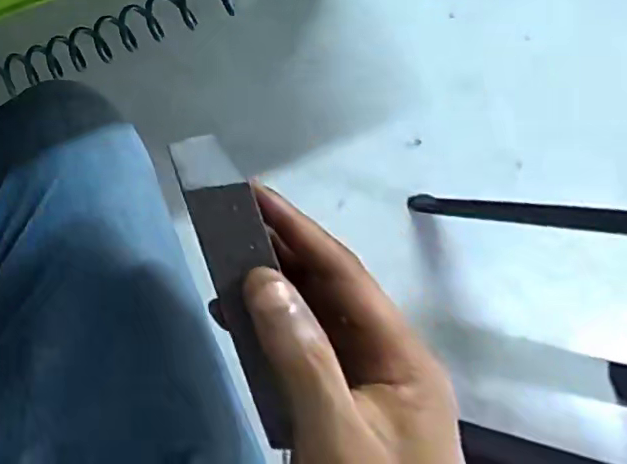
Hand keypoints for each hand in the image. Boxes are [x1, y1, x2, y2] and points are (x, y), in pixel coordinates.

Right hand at [242, 184, 460, 463]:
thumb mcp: (337, 434)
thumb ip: (301, 354)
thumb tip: (261, 277)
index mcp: (402, 357)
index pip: (342, 271)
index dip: (296, 226)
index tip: (252, 191)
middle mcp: (386, 360)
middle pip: (327, 286)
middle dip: (278, 248)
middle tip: (229, 217)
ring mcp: (365, 383)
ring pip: (312, 313)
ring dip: (269, 286)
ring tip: (224, 259)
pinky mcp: (340, 403)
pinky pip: (300, 346)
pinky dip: (266, 325)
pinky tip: (234, 317)